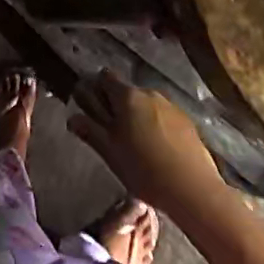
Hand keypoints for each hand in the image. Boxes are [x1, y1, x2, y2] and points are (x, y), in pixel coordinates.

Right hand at [68, 71, 225, 215]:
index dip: (95, 89)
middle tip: (111, 135)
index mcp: (127, 97)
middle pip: (125, 91)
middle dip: (115, 107)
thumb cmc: (144, 169)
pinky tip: (156, 149)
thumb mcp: (111, 153)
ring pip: (144, 104)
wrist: (191, 185)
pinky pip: (161, 114)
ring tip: (134, 146)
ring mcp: (169, 103)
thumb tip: (72, 116)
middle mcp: (148, 92)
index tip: (90, 107)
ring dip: (135, 116)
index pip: (105, 78)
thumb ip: (91, 131)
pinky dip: (153, 124)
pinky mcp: (184, 118)